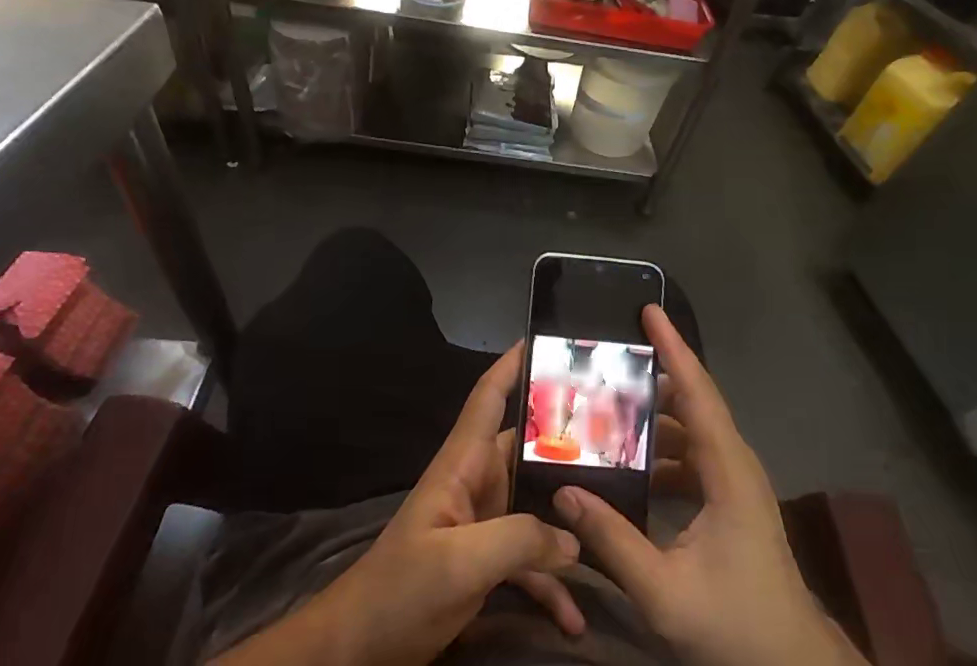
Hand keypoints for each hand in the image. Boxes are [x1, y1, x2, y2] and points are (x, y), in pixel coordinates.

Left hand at [217, 346, 582, 665]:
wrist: (357, 650)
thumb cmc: (400, 590)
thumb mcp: (459, 561)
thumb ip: (519, 539)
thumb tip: (575, 538)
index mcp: (464, 465)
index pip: (489, 398)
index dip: (512, 365)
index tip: (546, 342)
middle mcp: (479, 484)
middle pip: (528, 448)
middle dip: (569, 441)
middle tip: (619, 436)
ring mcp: (485, 524)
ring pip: (539, 504)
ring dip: (570, 518)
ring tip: (618, 516)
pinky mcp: (489, 563)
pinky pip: (531, 562)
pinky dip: (552, 584)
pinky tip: (576, 616)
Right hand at [554, 305, 867, 665]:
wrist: (791, 662)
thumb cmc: (735, 622)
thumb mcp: (664, 590)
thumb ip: (612, 540)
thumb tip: (564, 492)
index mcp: (728, 470)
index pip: (697, 392)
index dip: (674, 348)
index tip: (649, 312)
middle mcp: (736, 464)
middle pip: (694, 404)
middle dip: (654, 377)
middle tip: (607, 363)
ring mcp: (736, 483)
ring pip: (693, 432)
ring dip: (654, 419)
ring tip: (608, 409)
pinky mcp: (732, 501)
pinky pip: (694, 459)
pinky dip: (663, 452)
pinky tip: (631, 465)